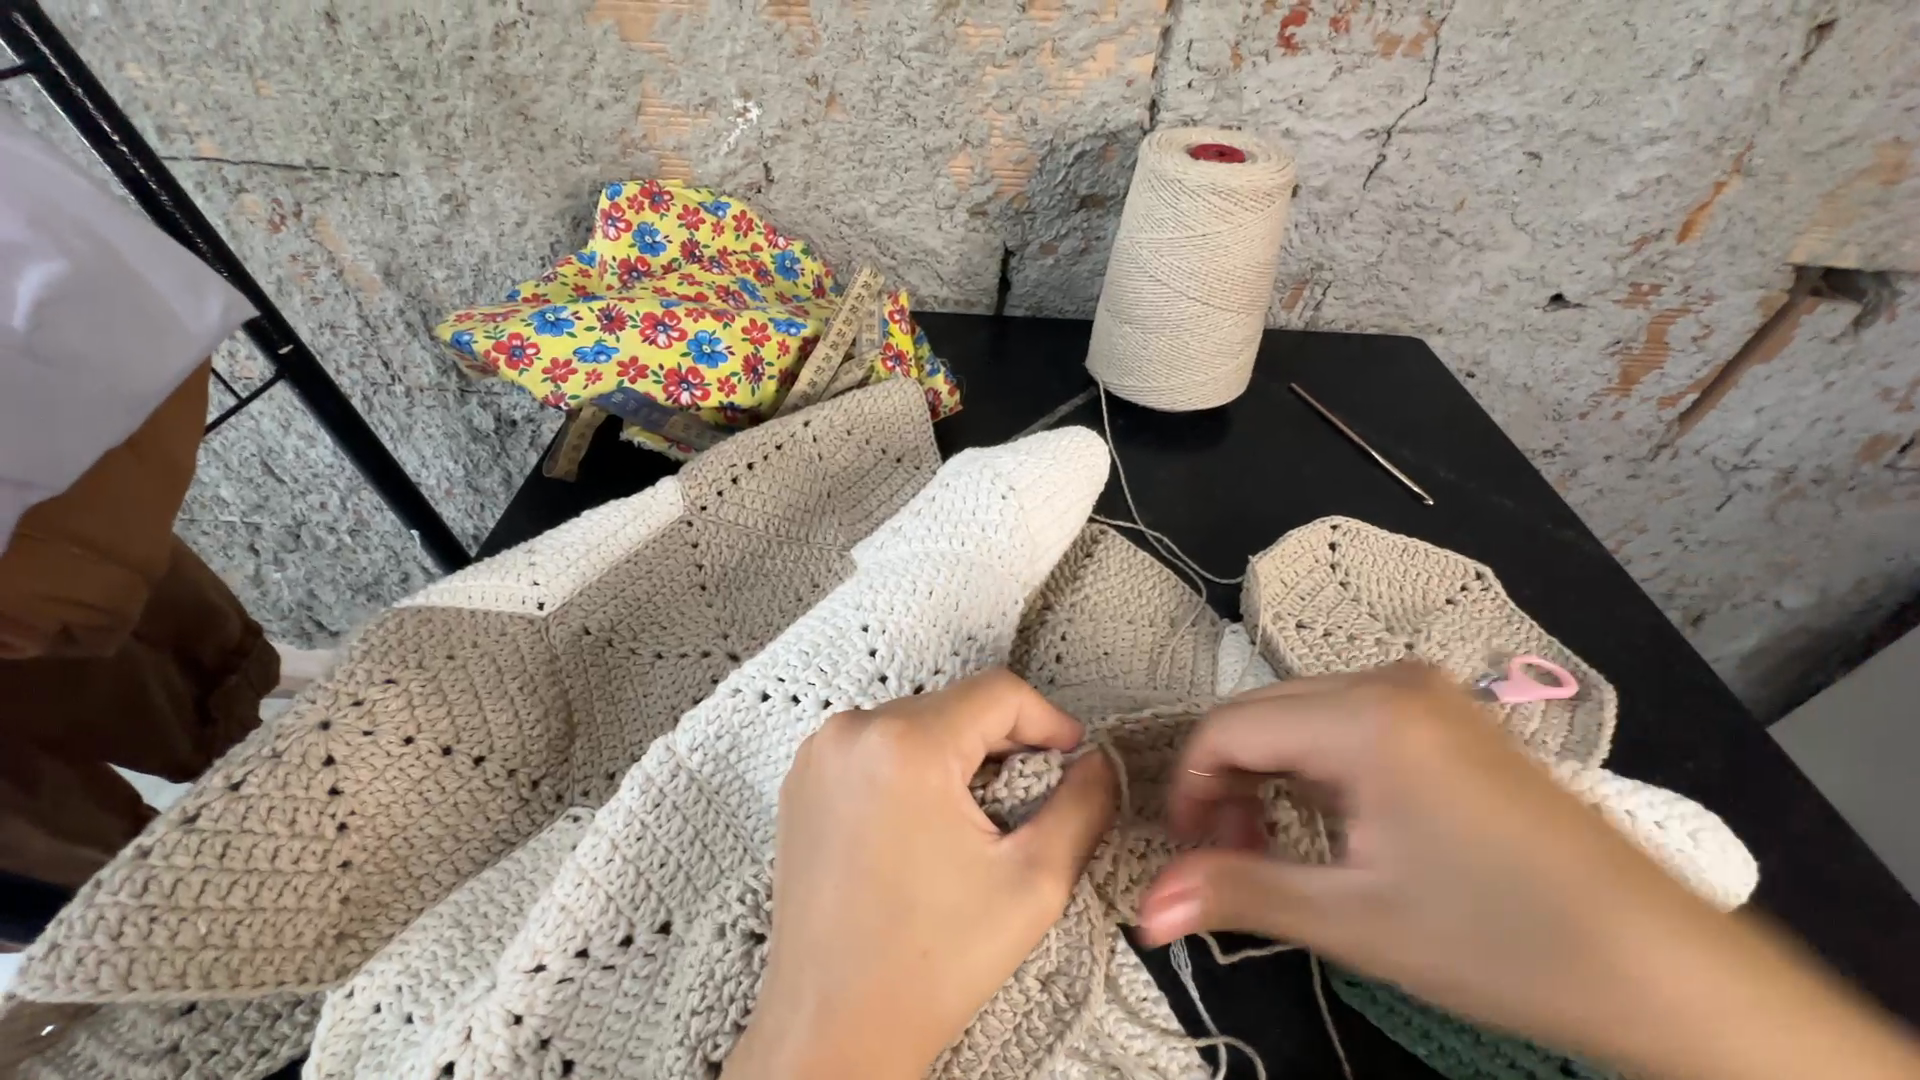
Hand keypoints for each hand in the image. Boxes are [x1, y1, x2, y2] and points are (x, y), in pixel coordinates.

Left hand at [725, 669, 1116, 1079]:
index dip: (1047, 718)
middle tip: (1030, 796)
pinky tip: (927, 825)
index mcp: (905, 747)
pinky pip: (878, 746)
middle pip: (956, 705)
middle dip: (1004, 742)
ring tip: (977, 819)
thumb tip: (1097, 763)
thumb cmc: (924, 967)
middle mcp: (852, 734)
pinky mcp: (804, 779)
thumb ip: (1082, 806)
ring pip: (918, 722)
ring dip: (958, 755)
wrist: (833, 1028)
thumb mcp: (1033, 883)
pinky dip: (914, 767)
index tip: (1070, 753)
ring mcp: (820, 756)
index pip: (997, 691)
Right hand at [1135, 663, 1919, 1079]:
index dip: (1190, 790)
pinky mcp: (1449, 716)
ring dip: (1269, 777)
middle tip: (1234, 858)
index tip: (1190, 854)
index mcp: (1363, 715)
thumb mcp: (1353, 920)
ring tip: (1282, 849)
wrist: (1666, 966)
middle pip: (1259, 715)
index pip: (1225, 728)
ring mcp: (1426, 692)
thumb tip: (1143, 910)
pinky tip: (1333, 825)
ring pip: (1299, 717)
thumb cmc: (1502, 939)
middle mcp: (1389, 680)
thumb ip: (1237, 894)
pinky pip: (1345, 722)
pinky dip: (1314, 769)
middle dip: (1227, 785)